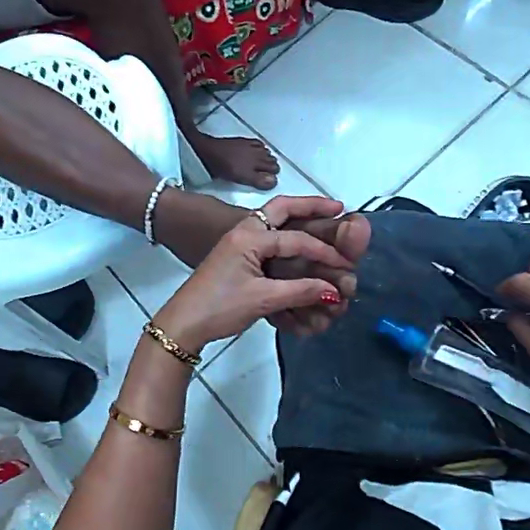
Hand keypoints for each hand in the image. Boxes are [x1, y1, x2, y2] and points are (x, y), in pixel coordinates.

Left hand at [155, 203, 352, 350]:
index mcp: (249, 237)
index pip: (296, 239)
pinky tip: (297, 241)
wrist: (183, 323)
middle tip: (338, 207)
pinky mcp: (235, 257)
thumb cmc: (220, 307)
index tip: (345, 265)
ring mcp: (238, 243)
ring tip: (323, 216)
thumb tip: (333, 292)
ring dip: (296, 215)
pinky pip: (265, 235)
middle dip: (310, 206)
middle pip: (281, 208)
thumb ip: (300, 292)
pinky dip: (284, 233)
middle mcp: (244, 232)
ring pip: (272, 219)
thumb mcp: (262, 299)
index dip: (323, 252)